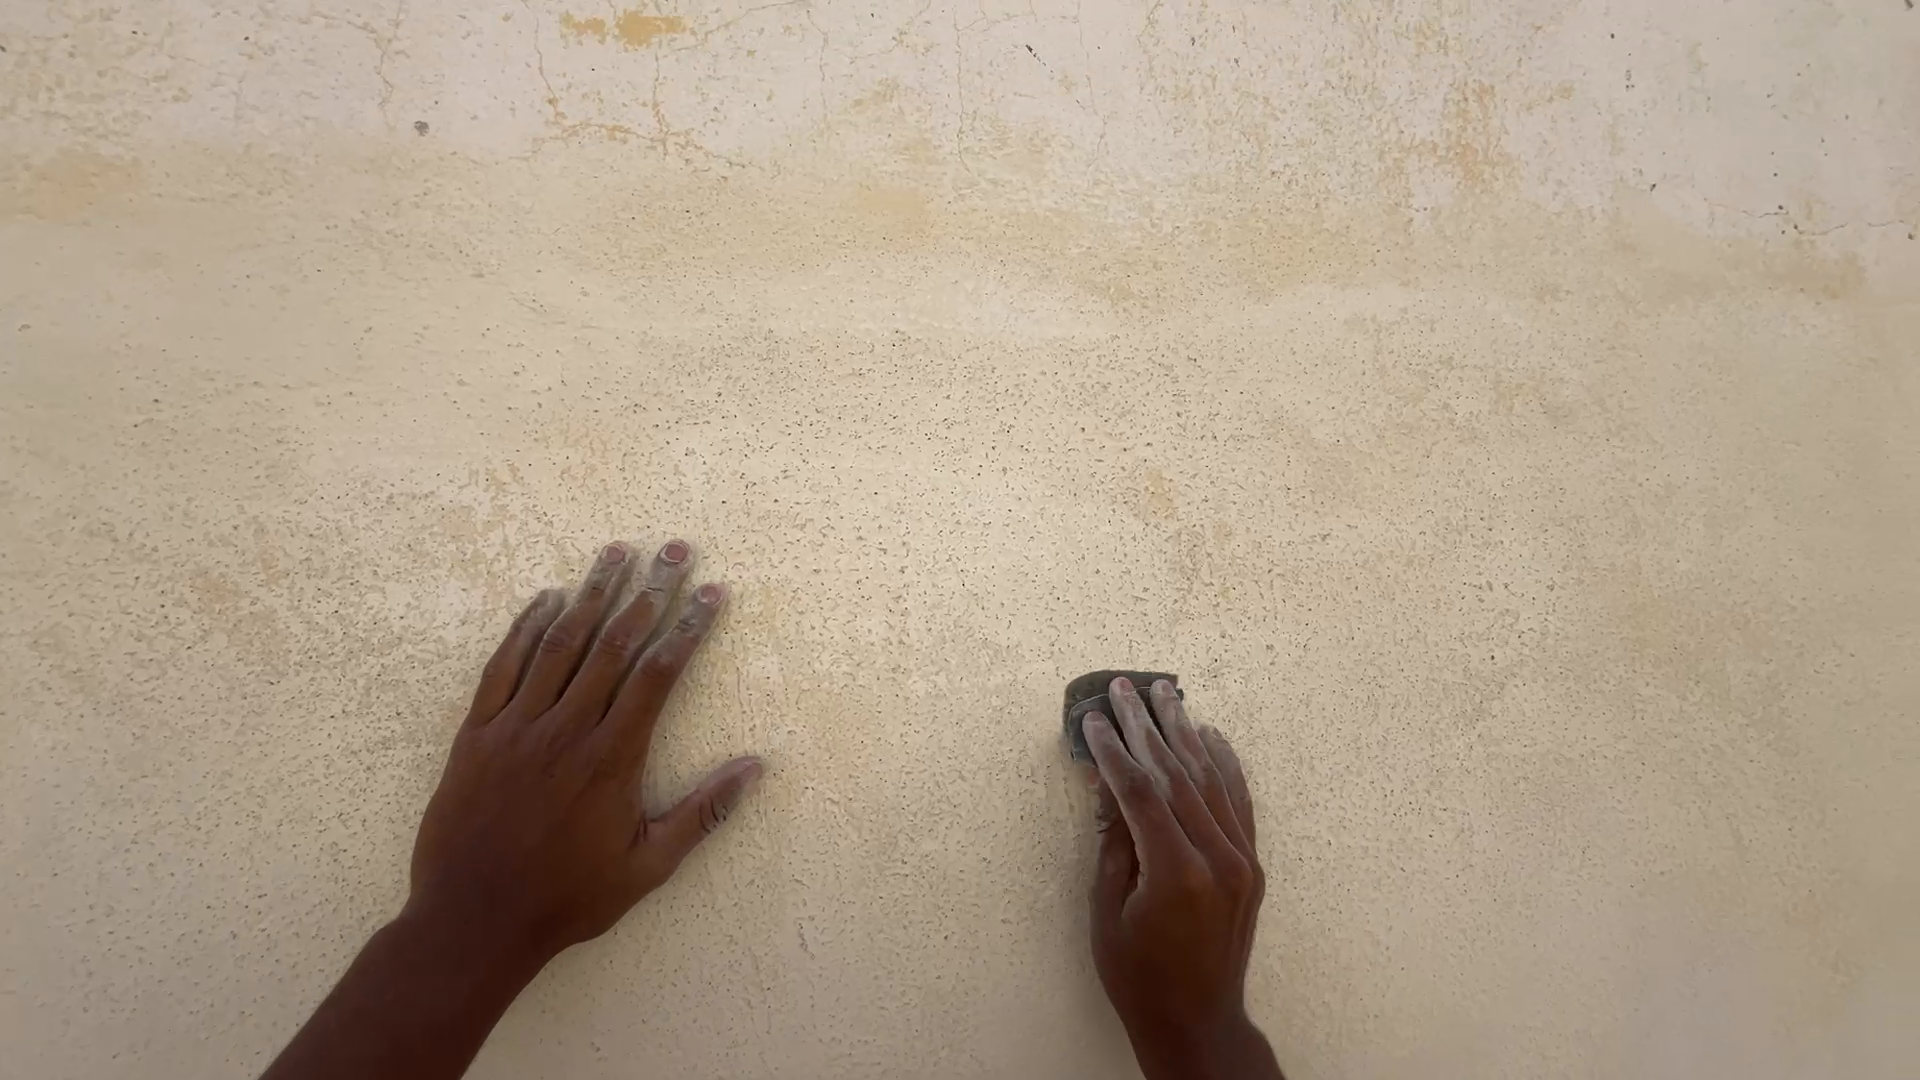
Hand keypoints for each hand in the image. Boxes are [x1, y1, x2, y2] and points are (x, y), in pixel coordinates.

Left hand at [408, 539, 762, 965]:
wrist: (469, 925)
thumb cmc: (567, 897)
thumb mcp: (649, 867)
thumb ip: (702, 813)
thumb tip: (755, 768)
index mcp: (612, 756)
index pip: (659, 673)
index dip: (689, 626)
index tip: (711, 592)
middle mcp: (567, 729)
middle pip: (615, 643)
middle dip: (650, 590)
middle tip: (673, 549)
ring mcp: (517, 727)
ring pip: (561, 643)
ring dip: (593, 593)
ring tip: (616, 552)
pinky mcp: (476, 735)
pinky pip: (502, 667)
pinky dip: (526, 627)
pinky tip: (547, 598)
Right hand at [1084, 678, 1282, 1079]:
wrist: (1199, 1021)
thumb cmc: (1138, 972)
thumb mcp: (1107, 906)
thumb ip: (1113, 838)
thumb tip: (1105, 778)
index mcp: (1177, 872)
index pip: (1140, 791)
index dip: (1112, 751)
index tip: (1092, 719)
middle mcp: (1218, 858)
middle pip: (1176, 773)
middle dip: (1145, 726)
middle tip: (1124, 688)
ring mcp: (1242, 859)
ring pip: (1210, 778)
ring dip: (1184, 730)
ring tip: (1166, 692)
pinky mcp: (1252, 864)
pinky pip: (1239, 800)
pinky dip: (1225, 762)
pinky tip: (1211, 734)